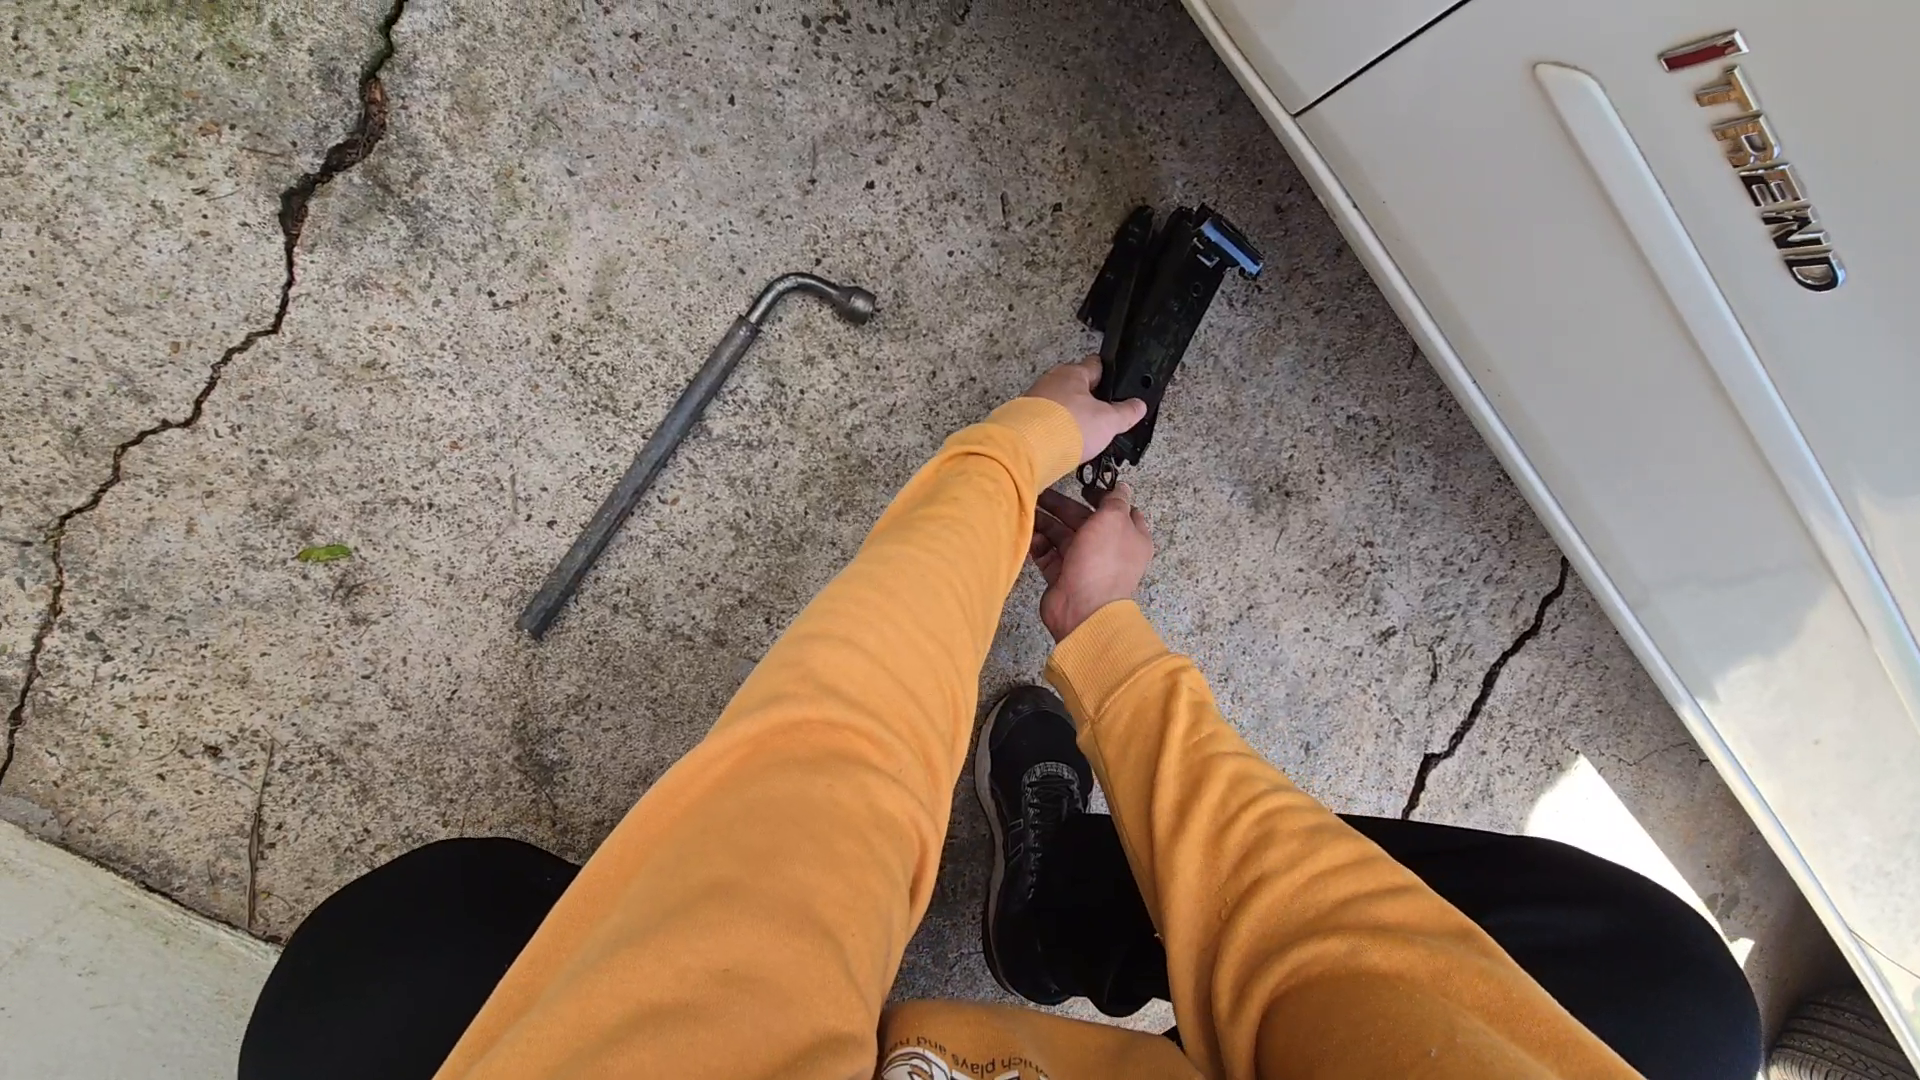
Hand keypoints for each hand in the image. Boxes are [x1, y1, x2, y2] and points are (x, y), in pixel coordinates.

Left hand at [1022, 355, 1148, 464]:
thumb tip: (1138, 406)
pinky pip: (1042, 420)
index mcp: (1073, 373)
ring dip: (1066, 414)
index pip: (1095, 365)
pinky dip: (1052, 428)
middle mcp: (1050, 382)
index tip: (1111, 377)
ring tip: (1079, 432)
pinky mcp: (1022, 420)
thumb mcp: (1108, 421)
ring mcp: (1033, 400)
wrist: (1028, 448)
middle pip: (1073, 384)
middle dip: (1084, 396)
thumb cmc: (1066, 426)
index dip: (1107, 372)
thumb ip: (1126, 413)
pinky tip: (1060, 442)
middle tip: (1096, 411)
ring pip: (1056, 402)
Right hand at [1030, 483, 1153, 641]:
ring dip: (1046, 523)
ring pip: (1064, 537)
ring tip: (1029, 510)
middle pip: (1085, 521)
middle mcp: (1108, 550)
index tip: (1083, 487)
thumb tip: (1121, 486)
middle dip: (1063, 507)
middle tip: (1042, 494)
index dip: (1101, 496)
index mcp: (1130, 536)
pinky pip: (1049, 555)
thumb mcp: (1114, 519)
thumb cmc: (1103, 563)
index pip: (1118, 510)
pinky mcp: (1064, 576)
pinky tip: (1029, 535)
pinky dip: (1039, 544)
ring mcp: (1085, 564)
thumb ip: (1115, 499)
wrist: (1083, 609)